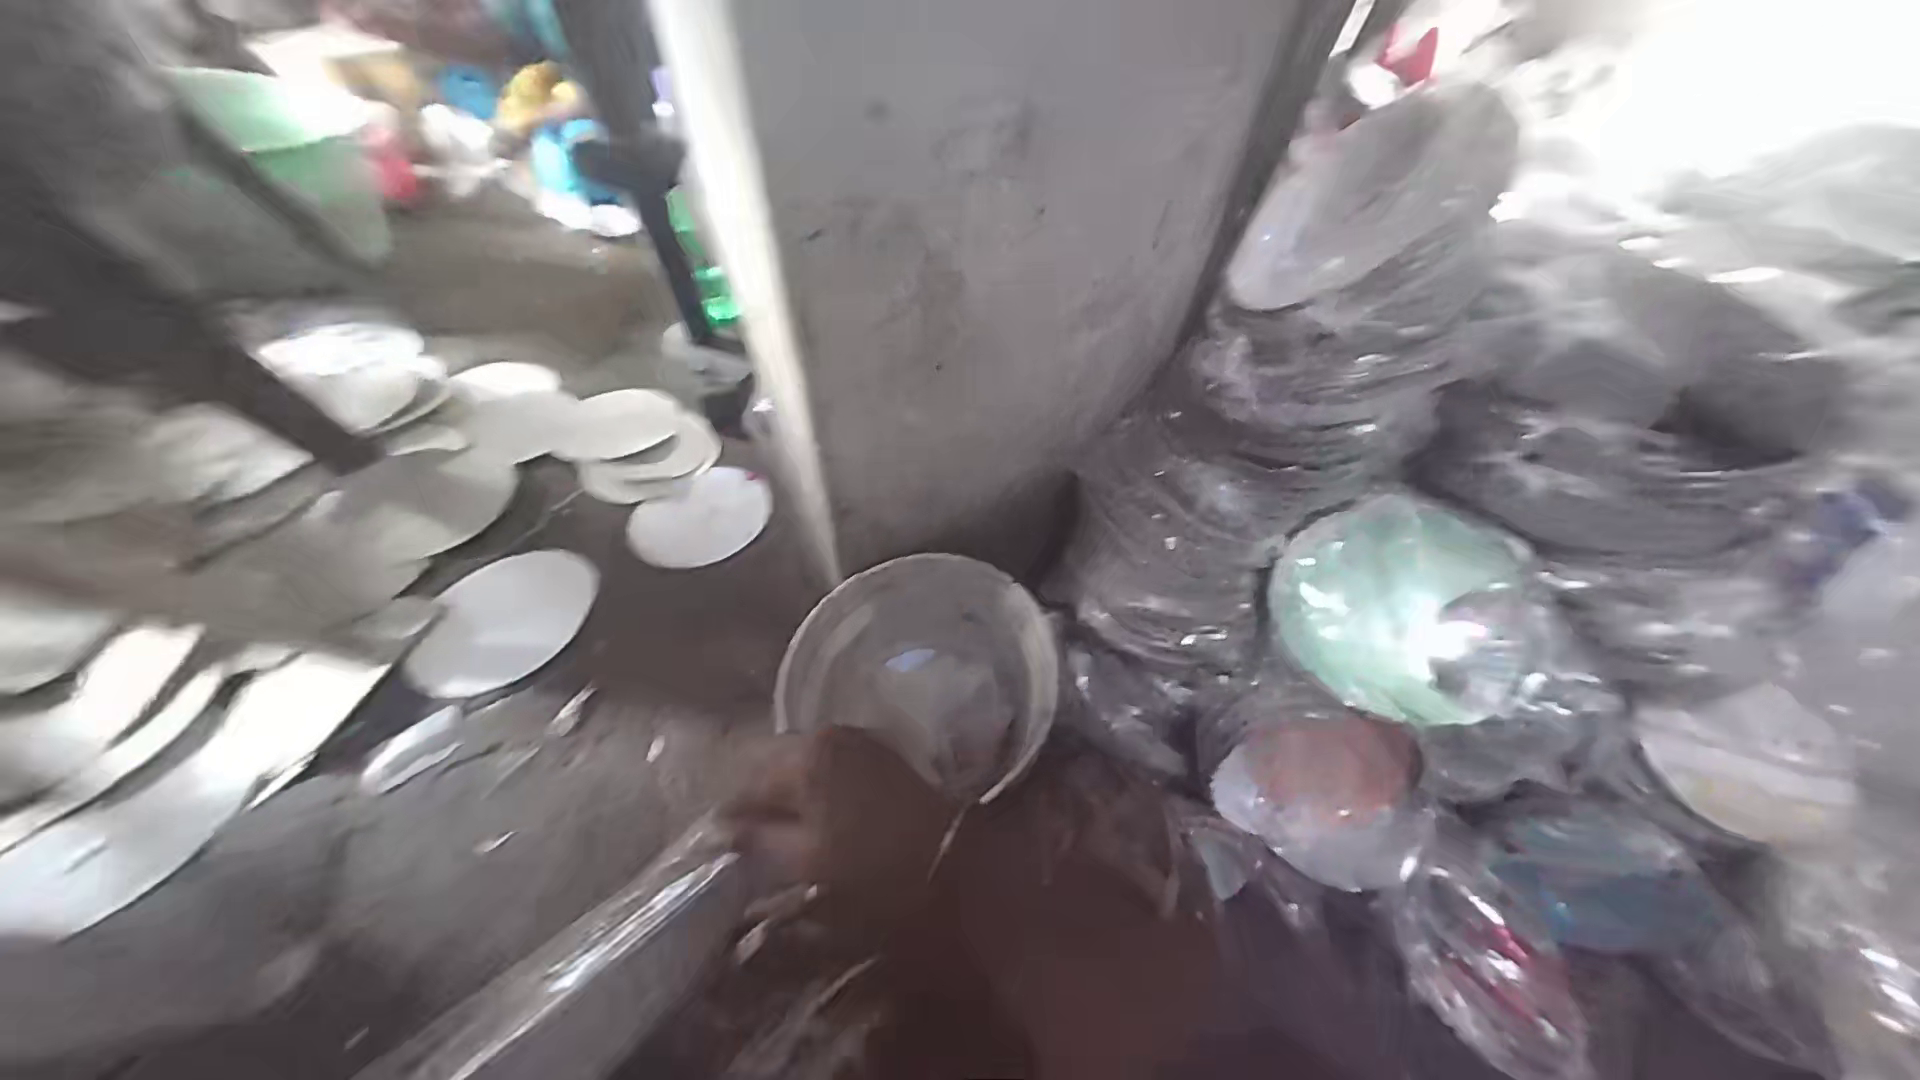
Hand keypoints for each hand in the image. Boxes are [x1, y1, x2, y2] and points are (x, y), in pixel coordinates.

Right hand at [721, 727, 957, 929]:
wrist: (947, 851)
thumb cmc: (873, 865)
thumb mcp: (807, 863)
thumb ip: (759, 842)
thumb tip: (725, 831)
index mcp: (803, 759)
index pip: (745, 783)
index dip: (730, 815)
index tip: (722, 843)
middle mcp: (823, 734)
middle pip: (769, 761)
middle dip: (756, 795)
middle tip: (749, 833)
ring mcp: (851, 735)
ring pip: (797, 756)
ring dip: (783, 784)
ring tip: (780, 822)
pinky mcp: (871, 745)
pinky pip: (825, 755)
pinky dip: (811, 776)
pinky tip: (813, 805)